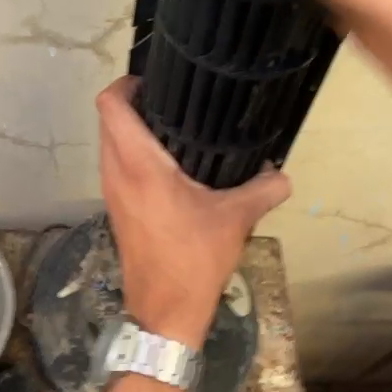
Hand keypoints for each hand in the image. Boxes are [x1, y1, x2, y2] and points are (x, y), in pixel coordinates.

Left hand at [95, 77, 291, 344]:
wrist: (164, 311)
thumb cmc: (193, 258)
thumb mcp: (235, 219)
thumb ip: (263, 189)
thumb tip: (283, 174)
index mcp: (139, 164)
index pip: (111, 105)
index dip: (126, 83)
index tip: (155, 80)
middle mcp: (116, 172)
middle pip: (107, 120)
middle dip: (132, 102)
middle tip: (171, 98)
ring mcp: (112, 191)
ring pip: (108, 144)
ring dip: (129, 129)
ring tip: (171, 125)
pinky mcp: (116, 208)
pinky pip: (115, 165)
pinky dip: (130, 153)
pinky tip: (167, 162)